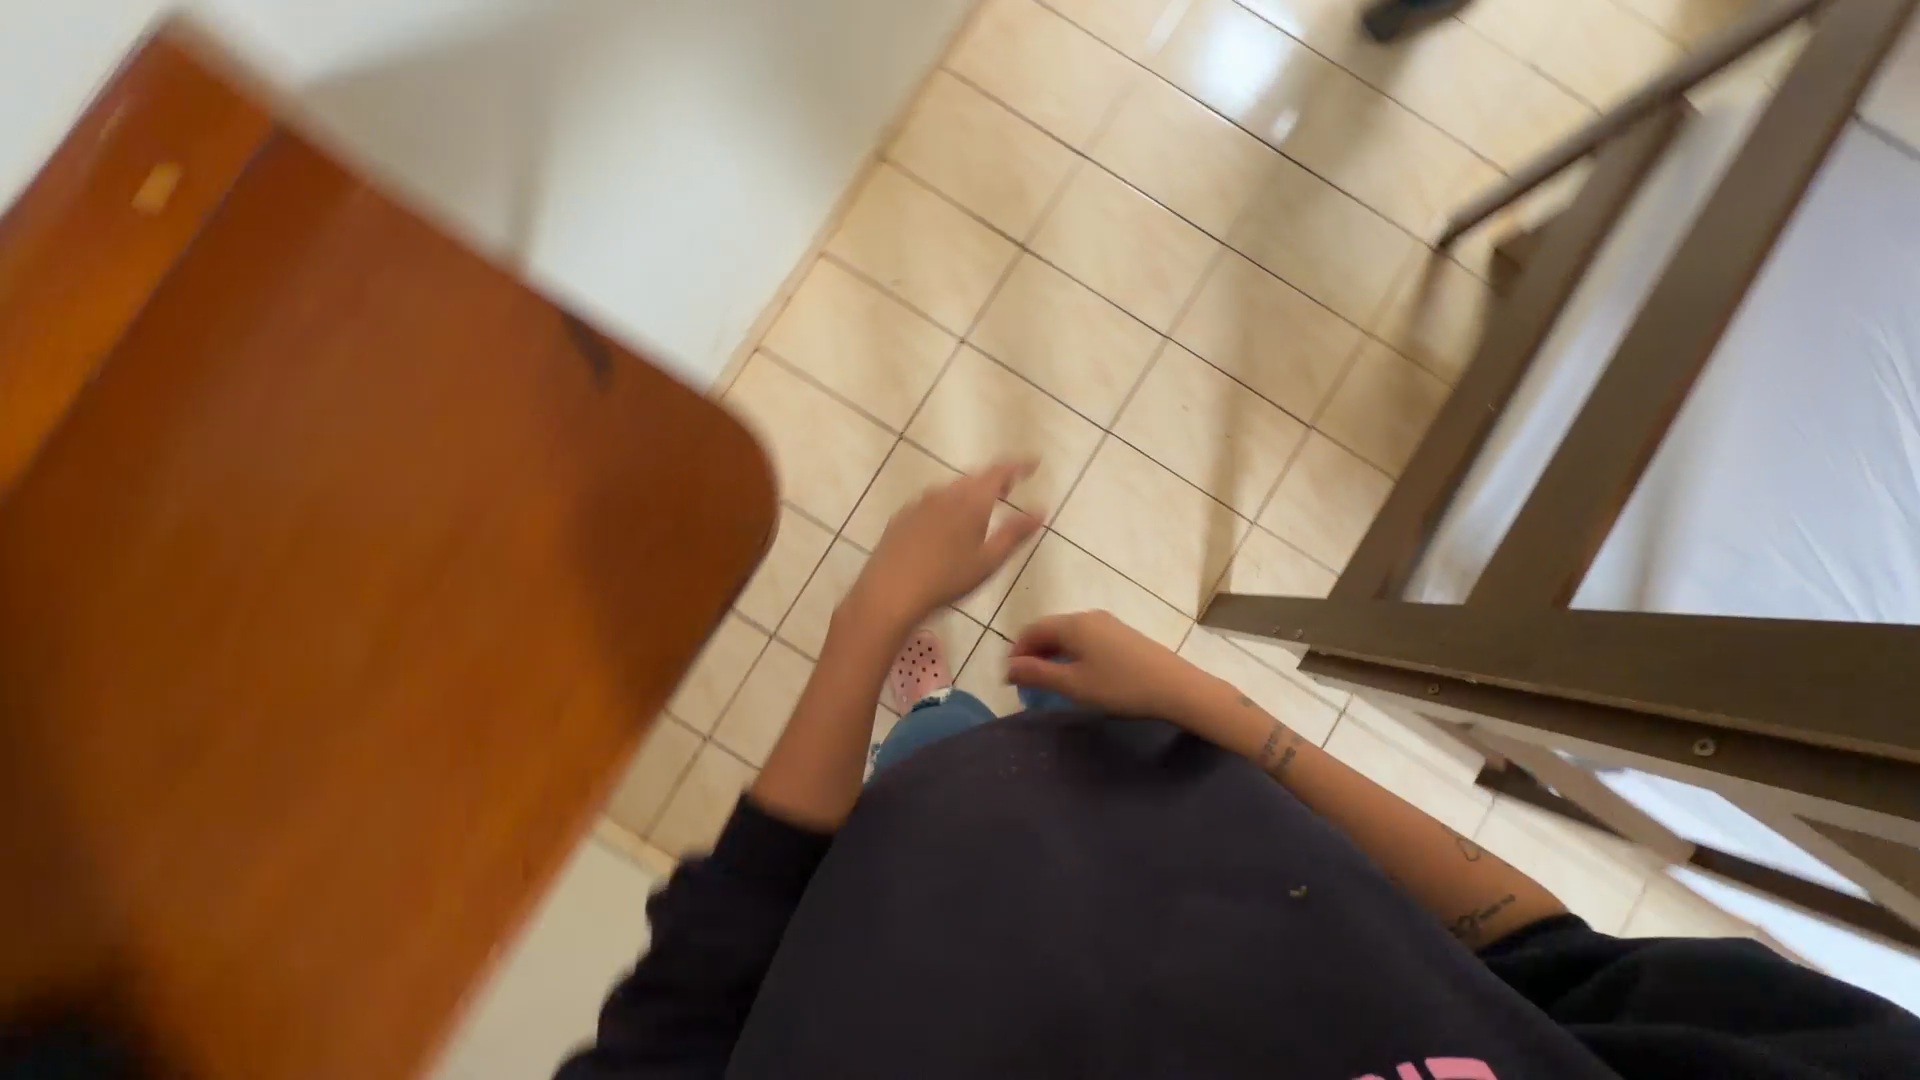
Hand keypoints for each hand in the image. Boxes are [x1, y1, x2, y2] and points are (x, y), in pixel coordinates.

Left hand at [843, 461, 1041, 633]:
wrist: (890, 591)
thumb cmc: (947, 579)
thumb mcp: (988, 561)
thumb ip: (1015, 533)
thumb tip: (1041, 510)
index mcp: (971, 501)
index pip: (1000, 472)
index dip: (1019, 466)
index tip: (1034, 464)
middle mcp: (946, 493)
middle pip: (975, 477)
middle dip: (995, 480)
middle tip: (1009, 489)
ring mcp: (920, 503)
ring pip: (952, 489)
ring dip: (970, 492)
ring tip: (980, 508)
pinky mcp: (902, 517)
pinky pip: (932, 502)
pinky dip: (947, 505)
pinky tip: (945, 525)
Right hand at [1005, 611, 1222, 720]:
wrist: (1176, 687)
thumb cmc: (1120, 687)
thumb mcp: (1073, 685)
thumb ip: (1037, 674)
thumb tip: (1008, 667)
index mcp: (1073, 624)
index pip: (1032, 630)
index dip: (1016, 652)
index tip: (1010, 678)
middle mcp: (1088, 616)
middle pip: (1050, 629)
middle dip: (1033, 653)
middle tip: (1027, 683)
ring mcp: (1108, 624)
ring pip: (1068, 635)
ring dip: (1052, 655)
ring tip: (1050, 682)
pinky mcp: (1122, 635)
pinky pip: (1086, 639)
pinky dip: (1072, 654)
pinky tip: (1078, 674)